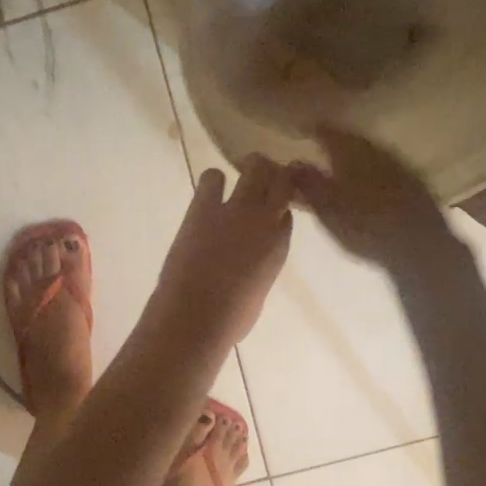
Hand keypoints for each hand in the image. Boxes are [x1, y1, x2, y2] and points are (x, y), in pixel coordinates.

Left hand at [156, 155, 294, 342]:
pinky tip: (210, 189)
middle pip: (280, 180)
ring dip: (250, 167)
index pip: (288, 213)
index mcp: (279, 248)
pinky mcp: (205, 208)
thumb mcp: (256, 295)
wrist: (197, 316)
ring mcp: (236, 210)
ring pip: (256, 168)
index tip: (274, 204)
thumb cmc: (229, 319)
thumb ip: (258, 271)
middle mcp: (266, 222)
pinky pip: (213, 177)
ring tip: (240, 172)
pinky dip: (213, 179)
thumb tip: (248, 265)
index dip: (281, 206)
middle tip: (262, 174)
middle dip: (274, 173)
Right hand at [293, 126, 459, 273]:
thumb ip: (308, 184)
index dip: (312, 129)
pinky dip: (374, 172)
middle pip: (351, 139)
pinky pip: (387, 168)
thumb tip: (292, 162)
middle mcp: (376, 149)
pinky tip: (371, 185)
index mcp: (351, 151)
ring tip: (343, 167)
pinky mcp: (416, 182)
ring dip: (356, 157)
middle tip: (320, 147)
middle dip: (335, 142)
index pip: (326, 130)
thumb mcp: (327, 210)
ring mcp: (400, 164)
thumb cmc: (365, 227)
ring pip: (371, 152)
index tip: (301, 131)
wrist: (420, 245)